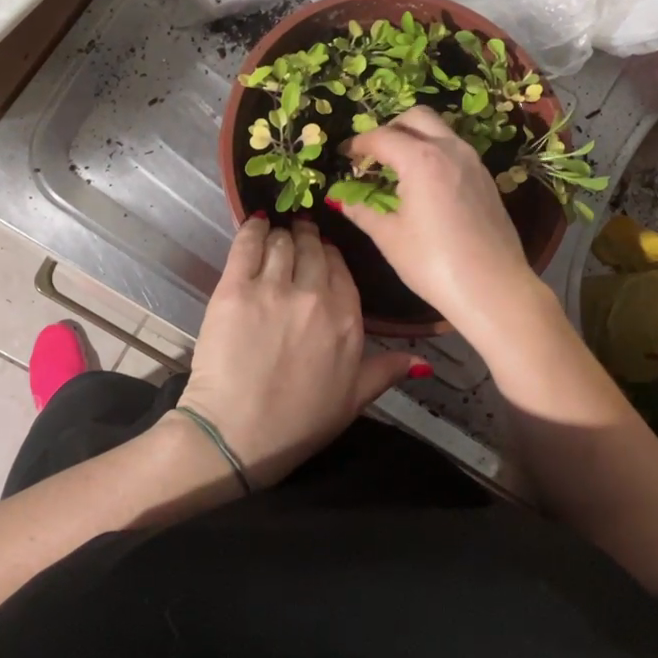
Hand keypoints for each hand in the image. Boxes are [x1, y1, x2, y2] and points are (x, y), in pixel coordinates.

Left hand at [178, 216, 419, 487]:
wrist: (238, 434)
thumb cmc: (299, 423)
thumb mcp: (354, 400)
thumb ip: (386, 370)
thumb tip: (423, 362)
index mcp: (347, 318)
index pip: (341, 269)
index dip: (330, 257)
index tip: (322, 252)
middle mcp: (315, 295)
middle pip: (312, 249)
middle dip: (306, 237)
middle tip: (299, 232)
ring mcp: (273, 288)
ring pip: (282, 243)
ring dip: (281, 235)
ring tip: (276, 233)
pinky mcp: (234, 288)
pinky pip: (247, 245)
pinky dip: (252, 229)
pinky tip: (254, 222)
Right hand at [334, 106, 543, 329]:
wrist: (493, 288)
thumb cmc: (434, 263)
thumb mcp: (389, 237)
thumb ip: (363, 211)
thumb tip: (343, 199)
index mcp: (422, 158)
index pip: (382, 137)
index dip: (358, 144)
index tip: (344, 156)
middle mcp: (451, 149)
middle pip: (416, 118)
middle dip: (390, 129)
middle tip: (373, 155)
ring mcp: (474, 163)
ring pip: (440, 132)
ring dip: (415, 139)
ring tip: (397, 170)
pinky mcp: (487, 180)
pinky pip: (455, 152)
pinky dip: (434, 154)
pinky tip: (424, 186)